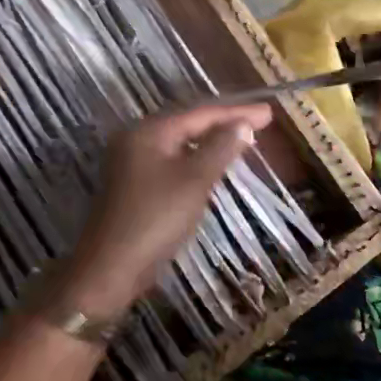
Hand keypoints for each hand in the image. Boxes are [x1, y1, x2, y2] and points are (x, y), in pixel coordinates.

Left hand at [62, 103, 272, 309]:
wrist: (111, 268)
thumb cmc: (155, 218)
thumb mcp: (194, 180)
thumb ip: (220, 148)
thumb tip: (243, 124)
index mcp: (149, 132)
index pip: (201, 113)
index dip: (237, 112)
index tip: (269, 113)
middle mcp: (137, 140)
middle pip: (189, 124)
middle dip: (224, 122)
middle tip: (260, 122)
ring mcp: (132, 163)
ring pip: (181, 143)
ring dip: (212, 141)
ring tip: (243, 138)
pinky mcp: (135, 185)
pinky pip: (173, 161)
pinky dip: (197, 159)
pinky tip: (213, 164)